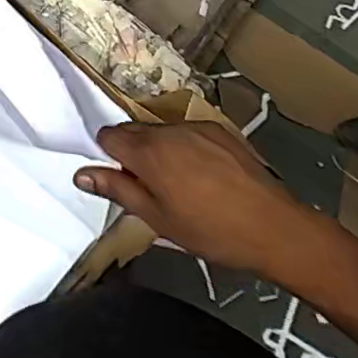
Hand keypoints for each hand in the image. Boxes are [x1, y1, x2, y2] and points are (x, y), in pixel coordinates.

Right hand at [73, 121, 324, 278]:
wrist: (277, 229)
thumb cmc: (211, 231)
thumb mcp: (158, 219)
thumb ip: (117, 190)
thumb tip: (81, 174)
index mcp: (146, 152)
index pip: (107, 135)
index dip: (110, 156)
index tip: (125, 179)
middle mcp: (166, 130)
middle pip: (133, 130)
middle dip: (134, 152)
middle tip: (153, 187)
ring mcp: (195, 126)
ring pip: (161, 131)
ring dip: (161, 149)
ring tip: (183, 183)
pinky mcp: (219, 129)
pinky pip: (188, 131)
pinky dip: (187, 146)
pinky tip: (207, 174)